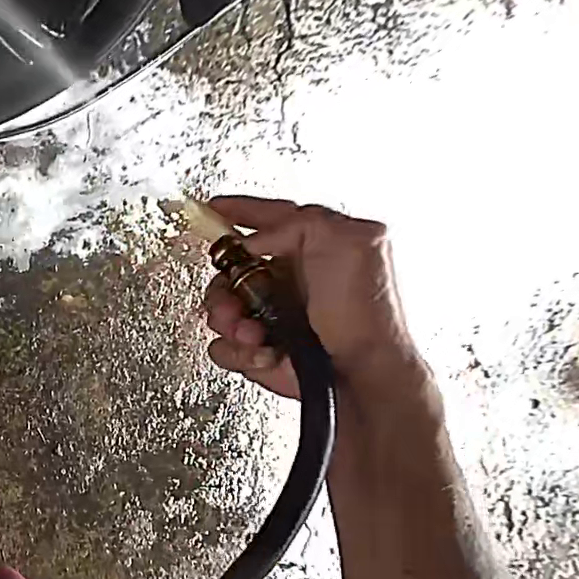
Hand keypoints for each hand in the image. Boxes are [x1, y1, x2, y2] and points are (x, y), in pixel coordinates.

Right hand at [201, 196, 420, 399]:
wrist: (358, 370)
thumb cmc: (366, 312)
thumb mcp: (351, 242)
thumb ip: (300, 223)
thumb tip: (254, 239)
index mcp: (308, 247)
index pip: (267, 219)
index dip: (237, 211)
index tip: (212, 209)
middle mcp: (285, 280)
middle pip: (229, 272)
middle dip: (224, 289)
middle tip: (234, 302)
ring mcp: (268, 315)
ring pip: (220, 310)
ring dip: (231, 323)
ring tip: (255, 334)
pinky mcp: (257, 348)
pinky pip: (223, 346)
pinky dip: (237, 352)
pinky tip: (264, 352)